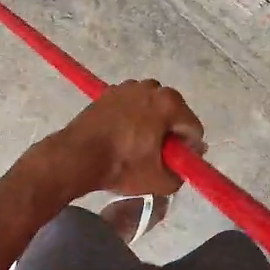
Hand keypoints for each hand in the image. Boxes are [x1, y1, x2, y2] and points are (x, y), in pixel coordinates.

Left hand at [38, 80, 204, 197]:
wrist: (76, 156)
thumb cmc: (122, 166)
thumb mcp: (160, 181)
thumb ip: (182, 174)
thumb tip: (184, 167)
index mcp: (169, 103)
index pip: (193, 128)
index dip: (190, 149)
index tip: (178, 163)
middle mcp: (152, 87)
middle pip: (173, 114)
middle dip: (170, 134)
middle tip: (158, 156)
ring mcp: (128, 87)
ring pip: (151, 108)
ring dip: (151, 124)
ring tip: (139, 146)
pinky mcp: (109, 92)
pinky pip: (131, 106)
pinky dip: (132, 118)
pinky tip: (122, 137)